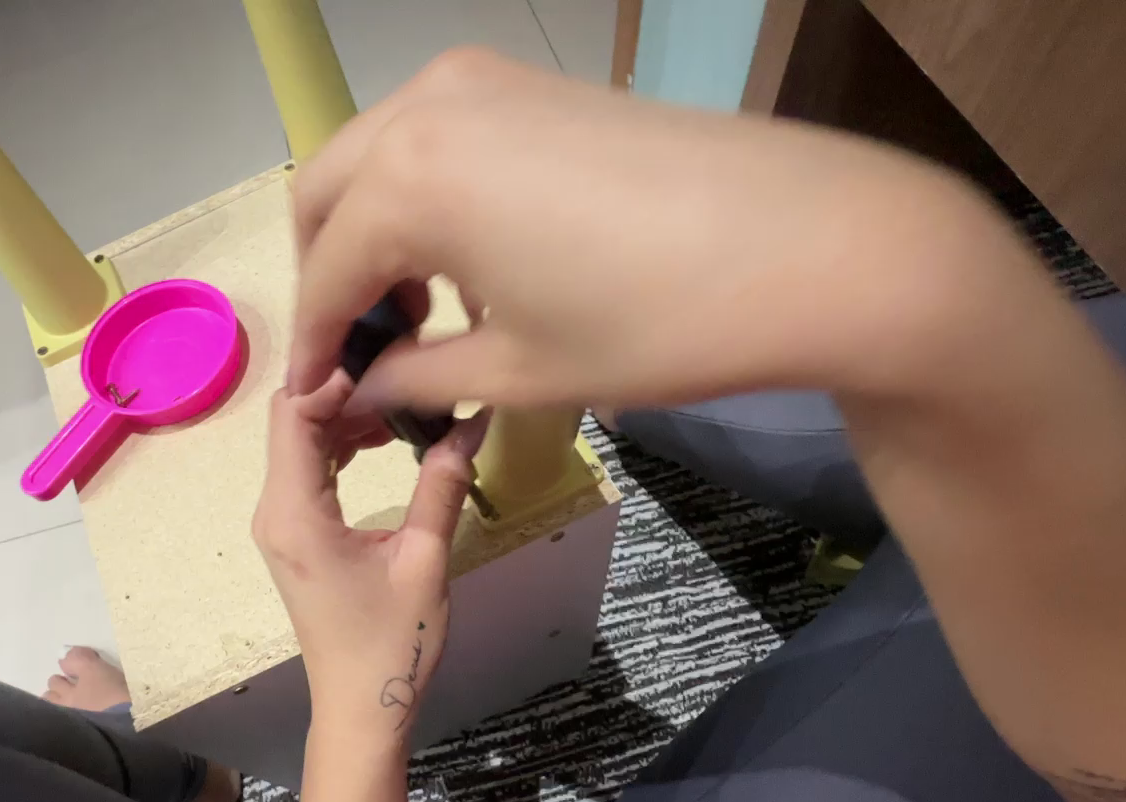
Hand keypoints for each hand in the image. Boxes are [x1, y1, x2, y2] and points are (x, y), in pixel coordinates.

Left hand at [253, 371, 488, 738]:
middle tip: (407, 373)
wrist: (360, 705)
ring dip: (344, 415)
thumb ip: (441, 487)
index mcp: (296, 513)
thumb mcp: (424, 561)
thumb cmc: (392, 642)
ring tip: (404, 402)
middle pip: (293, 420)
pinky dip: (340, 445)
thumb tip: (470, 421)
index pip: (296, 413)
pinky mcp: (295, 534)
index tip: (392, 357)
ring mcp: (281, 523)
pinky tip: (384, 437)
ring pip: (299, 442)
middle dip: (344, 388)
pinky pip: (308, 470)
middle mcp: (275, 509)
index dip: (336, 375)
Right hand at [288, 48, 1025, 410]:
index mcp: (410, 182)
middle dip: (327, 279)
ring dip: (369, 235)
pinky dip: (418, 200)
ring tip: (413, 311)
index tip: (313, 395)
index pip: (325, 274)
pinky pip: (432, 141)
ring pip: (375, 160)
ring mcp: (482, 83)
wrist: (812, 246)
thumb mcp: (517, 372)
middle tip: (362, 349)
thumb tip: (362, 386)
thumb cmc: (651, 328)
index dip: (315, 345)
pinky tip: (462, 259)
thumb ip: (415, 378)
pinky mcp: (531, 84)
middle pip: (326, 197)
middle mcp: (426, 110)